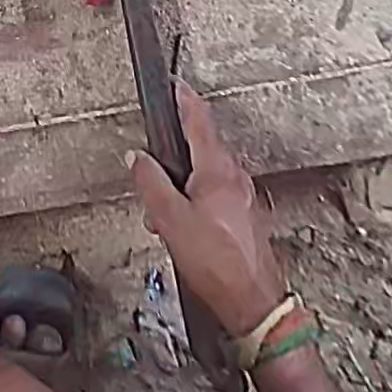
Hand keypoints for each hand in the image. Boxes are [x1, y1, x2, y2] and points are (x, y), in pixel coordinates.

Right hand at [128, 79, 288, 335]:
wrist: (255, 306)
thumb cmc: (217, 264)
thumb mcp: (170, 218)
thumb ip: (150, 181)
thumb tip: (137, 158)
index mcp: (218, 172)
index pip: (199, 122)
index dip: (185, 100)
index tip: (176, 85)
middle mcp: (235, 179)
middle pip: (201, 148)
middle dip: (174, 151)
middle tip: (153, 160)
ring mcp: (242, 198)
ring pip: (205, 173)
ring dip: (181, 181)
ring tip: (162, 208)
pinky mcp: (243, 216)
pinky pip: (213, 192)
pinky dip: (193, 197)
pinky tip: (180, 222)